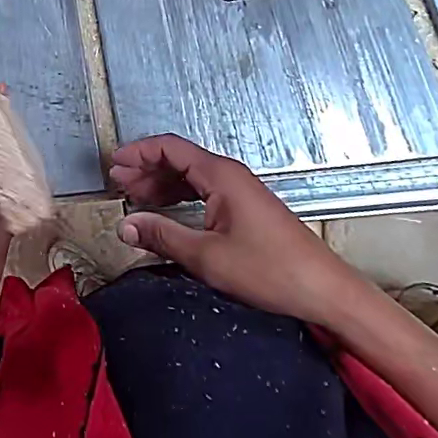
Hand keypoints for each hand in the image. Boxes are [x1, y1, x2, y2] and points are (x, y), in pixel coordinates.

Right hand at [112, 134, 376, 328]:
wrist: (323, 290)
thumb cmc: (271, 270)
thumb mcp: (207, 257)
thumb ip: (162, 236)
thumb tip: (126, 226)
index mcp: (220, 175)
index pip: (170, 148)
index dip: (138, 152)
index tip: (114, 163)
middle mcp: (230, 175)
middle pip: (179, 158)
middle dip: (145, 167)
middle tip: (118, 182)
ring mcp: (240, 191)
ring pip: (191, 175)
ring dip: (161, 183)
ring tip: (134, 196)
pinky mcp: (246, 208)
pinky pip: (204, 190)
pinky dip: (179, 196)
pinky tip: (166, 211)